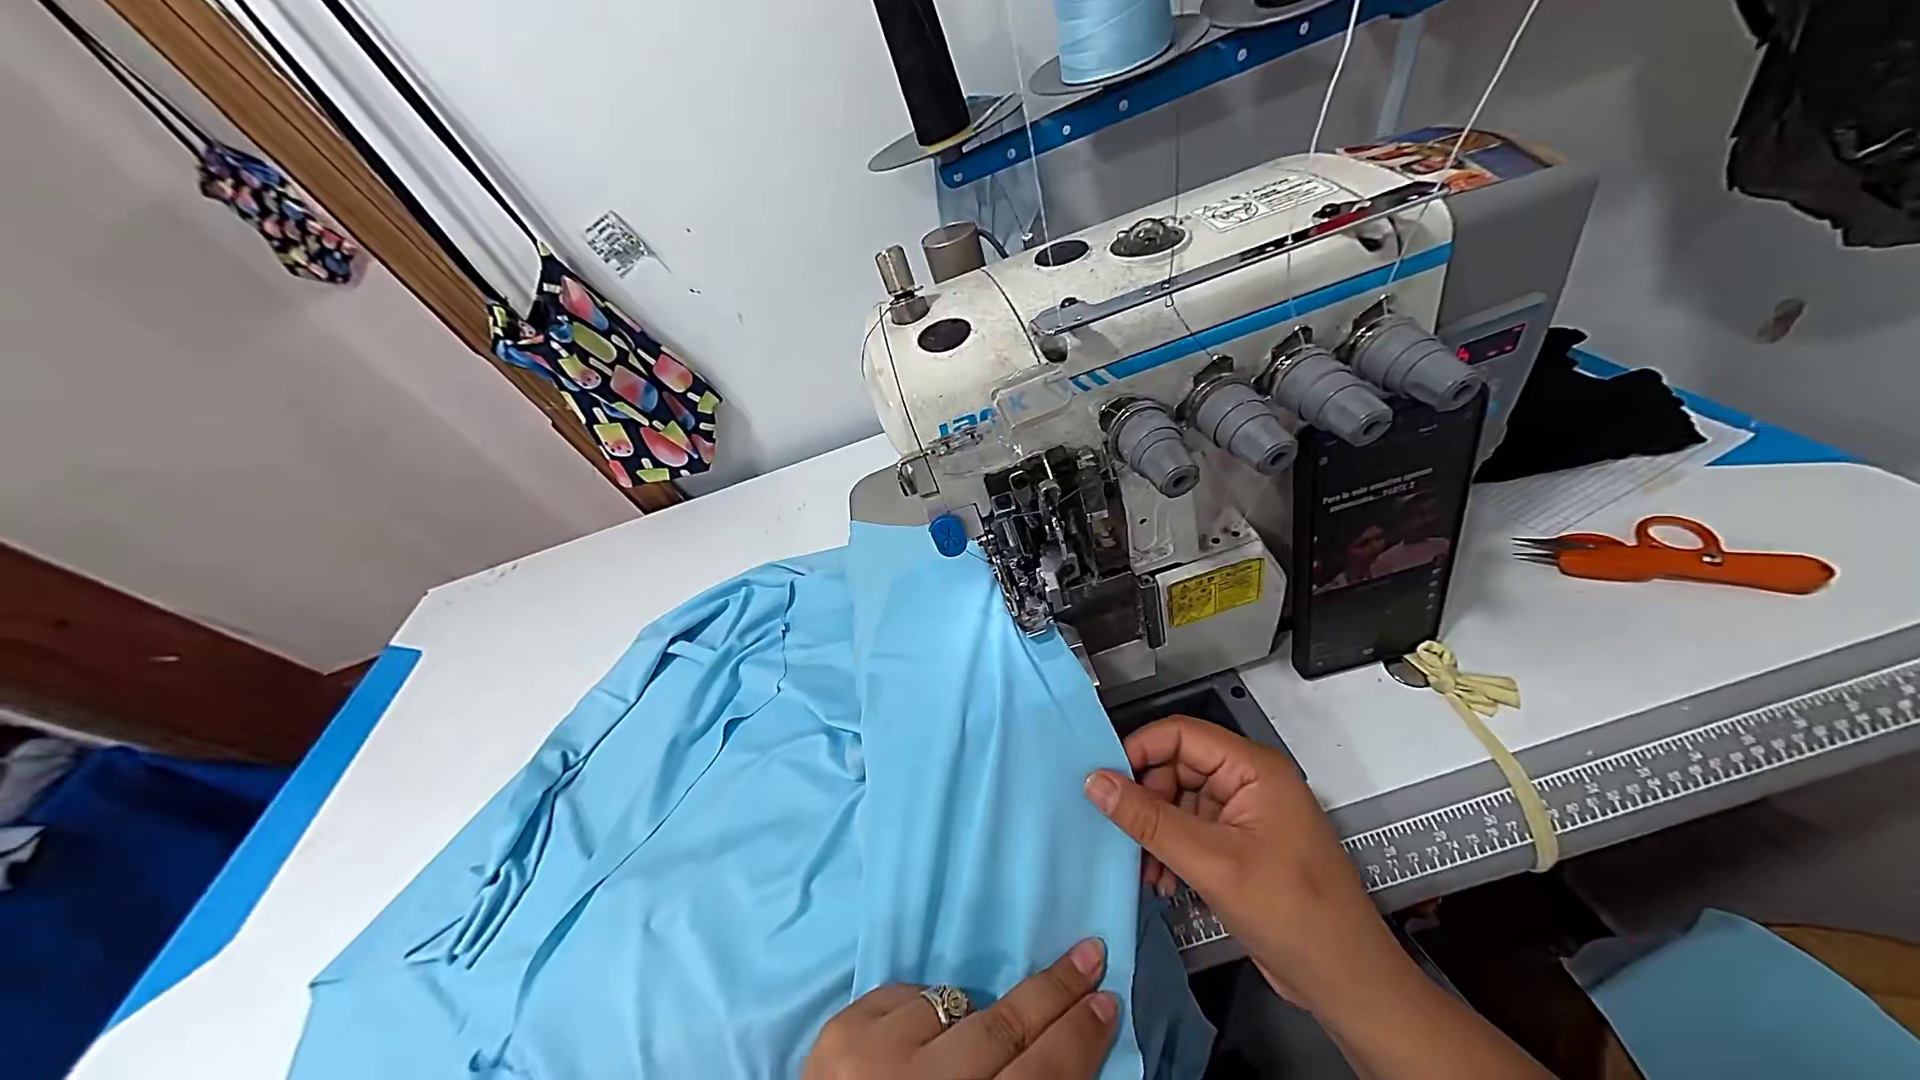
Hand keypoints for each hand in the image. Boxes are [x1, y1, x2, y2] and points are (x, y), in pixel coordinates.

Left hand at [801, 938, 1118, 1079]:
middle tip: (1088, 955)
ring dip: (975, 1015)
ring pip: (954, 1006)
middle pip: (1003, 1029)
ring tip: (974, 1038)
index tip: (1106, 1000)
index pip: (1037, 1079)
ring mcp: (874, 1056)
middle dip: (1053, 993)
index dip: (1077, 1039)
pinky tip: (918, 1041)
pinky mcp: (841, 1030)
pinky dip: (922, 1015)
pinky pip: (909, 995)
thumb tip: (1060, 1049)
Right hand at [1083, 717, 1551, 1079]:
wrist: (1346, 982)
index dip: (1139, 750)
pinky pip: (1188, 829)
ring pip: (1176, 801)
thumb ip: (1148, 818)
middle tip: (1122, 833)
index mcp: (1253, 768)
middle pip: (1175, 768)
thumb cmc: (1295, 914)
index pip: (1180, 734)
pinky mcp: (1238, 844)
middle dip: (1145, 801)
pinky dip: (1168, 849)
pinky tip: (1161, 879)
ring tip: (1144, 867)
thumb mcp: (1211, 862)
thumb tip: (1096, 782)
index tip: (1103, 779)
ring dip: (1154, 830)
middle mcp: (1247, 782)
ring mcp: (1243, 814)